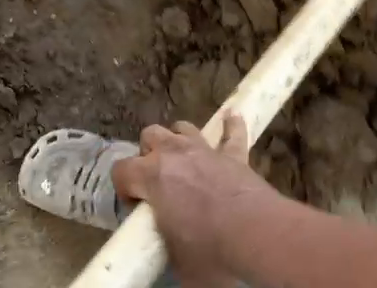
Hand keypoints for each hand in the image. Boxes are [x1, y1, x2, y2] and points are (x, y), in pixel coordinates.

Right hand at [109, 114, 282, 286]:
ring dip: (178, 139)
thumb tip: (167, 250)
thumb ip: (164, 243)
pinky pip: (232, 135)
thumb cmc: (210, 248)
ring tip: (181, 156)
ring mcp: (203, 150)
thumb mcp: (177, 259)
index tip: (135, 207)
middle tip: (157, 180)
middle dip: (149, 154)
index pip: (121, 171)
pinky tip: (233, 117)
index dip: (124, 188)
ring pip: (182, 128)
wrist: (255, 233)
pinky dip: (231, 127)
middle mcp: (172, 153)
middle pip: (149, 136)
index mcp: (150, 175)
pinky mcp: (233, 156)